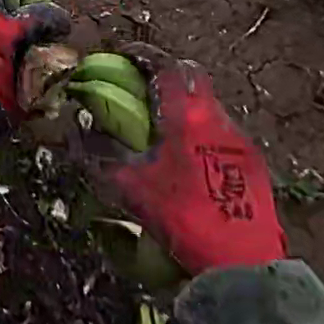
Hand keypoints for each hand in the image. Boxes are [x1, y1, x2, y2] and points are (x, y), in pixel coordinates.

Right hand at [100, 45, 285, 275]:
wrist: (243, 268)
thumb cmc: (182, 217)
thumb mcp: (128, 184)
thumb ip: (95, 152)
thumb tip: (70, 128)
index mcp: (189, 118)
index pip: (167, 66)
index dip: (142, 56)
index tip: (121, 55)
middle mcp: (219, 121)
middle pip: (192, 79)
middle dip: (162, 75)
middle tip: (135, 84)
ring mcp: (241, 143)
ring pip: (206, 104)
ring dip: (180, 102)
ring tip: (155, 120)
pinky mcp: (252, 165)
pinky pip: (218, 129)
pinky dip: (196, 126)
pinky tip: (181, 152)